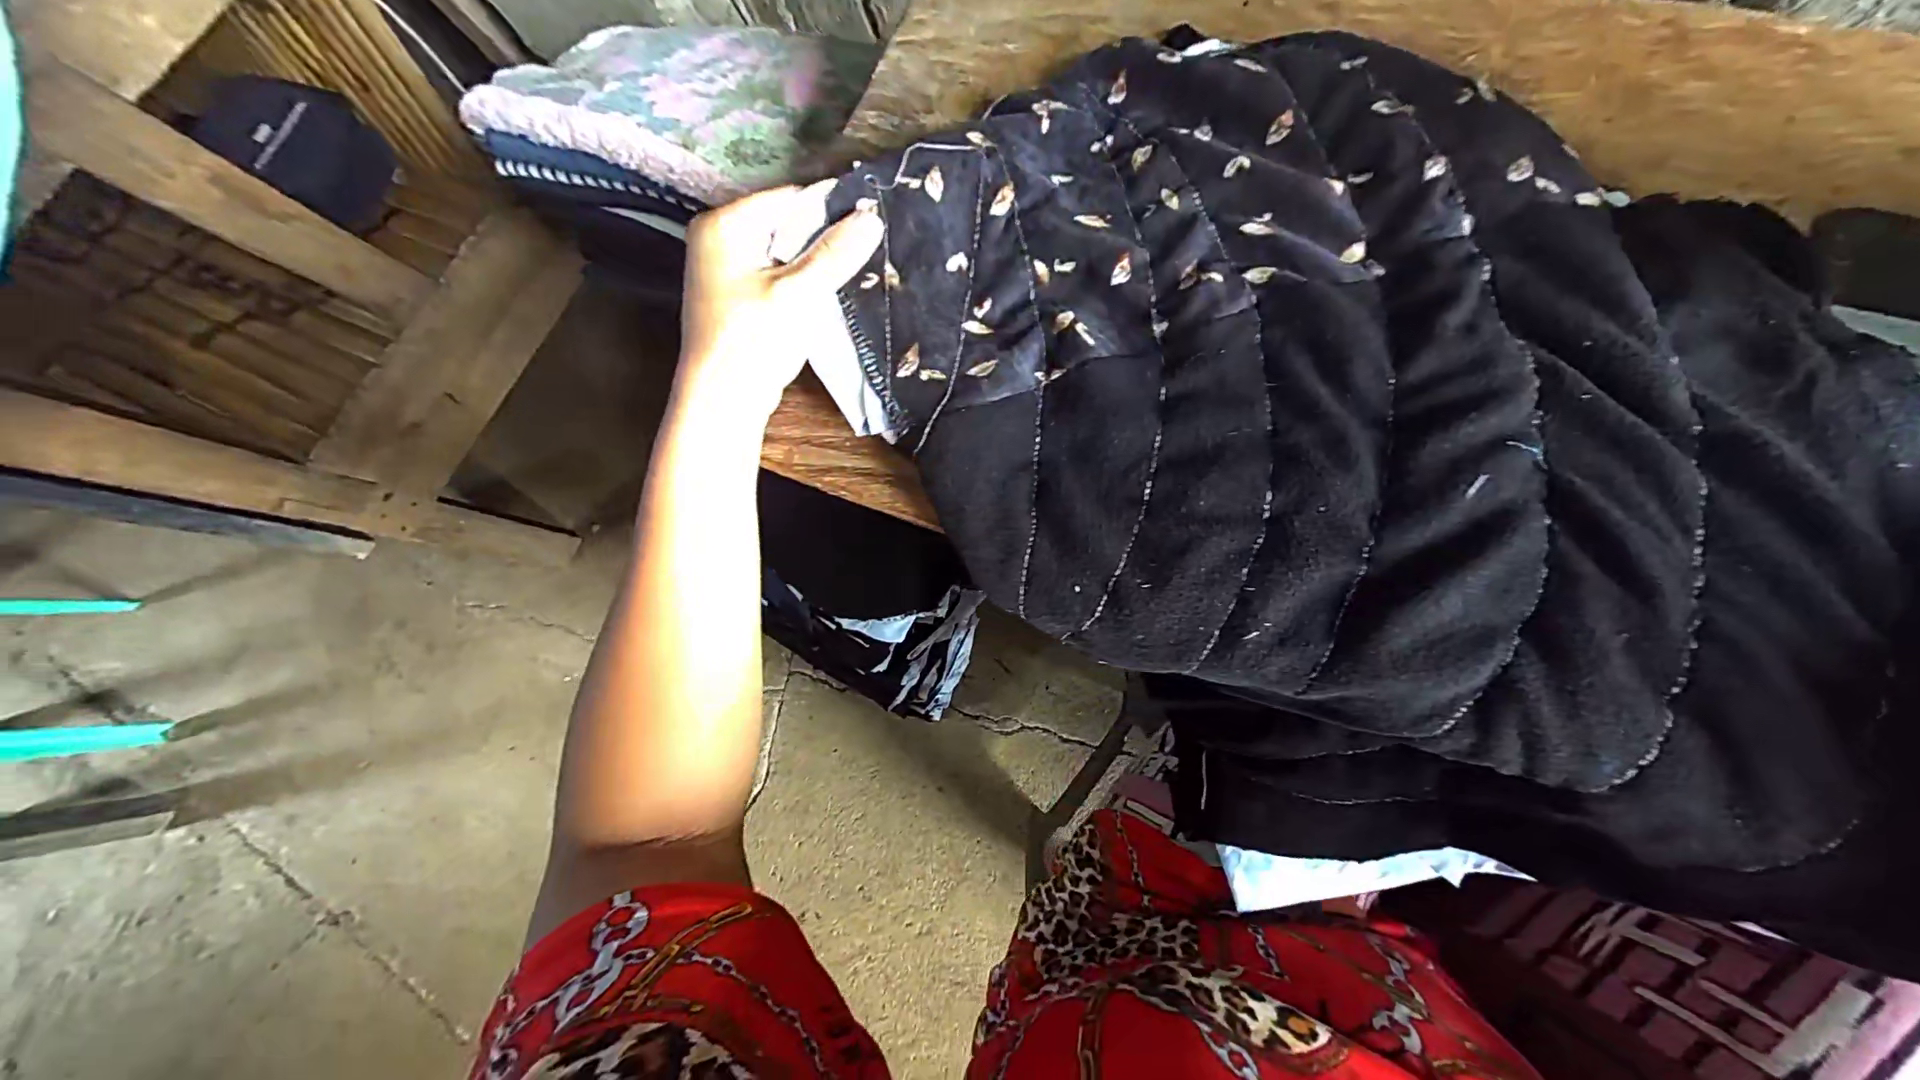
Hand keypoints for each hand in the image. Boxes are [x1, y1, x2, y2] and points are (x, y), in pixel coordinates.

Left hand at [676, 182, 884, 422]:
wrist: (724, 401)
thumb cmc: (753, 341)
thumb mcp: (799, 293)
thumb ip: (834, 254)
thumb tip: (871, 218)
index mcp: (723, 225)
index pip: (787, 199)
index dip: (829, 211)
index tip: (867, 224)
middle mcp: (718, 240)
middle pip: (785, 226)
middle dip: (822, 241)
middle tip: (863, 252)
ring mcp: (725, 271)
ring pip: (784, 254)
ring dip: (814, 266)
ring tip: (848, 275)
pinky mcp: (738, 298)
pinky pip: (777, 277)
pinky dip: (800, 285)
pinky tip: (821, 299)